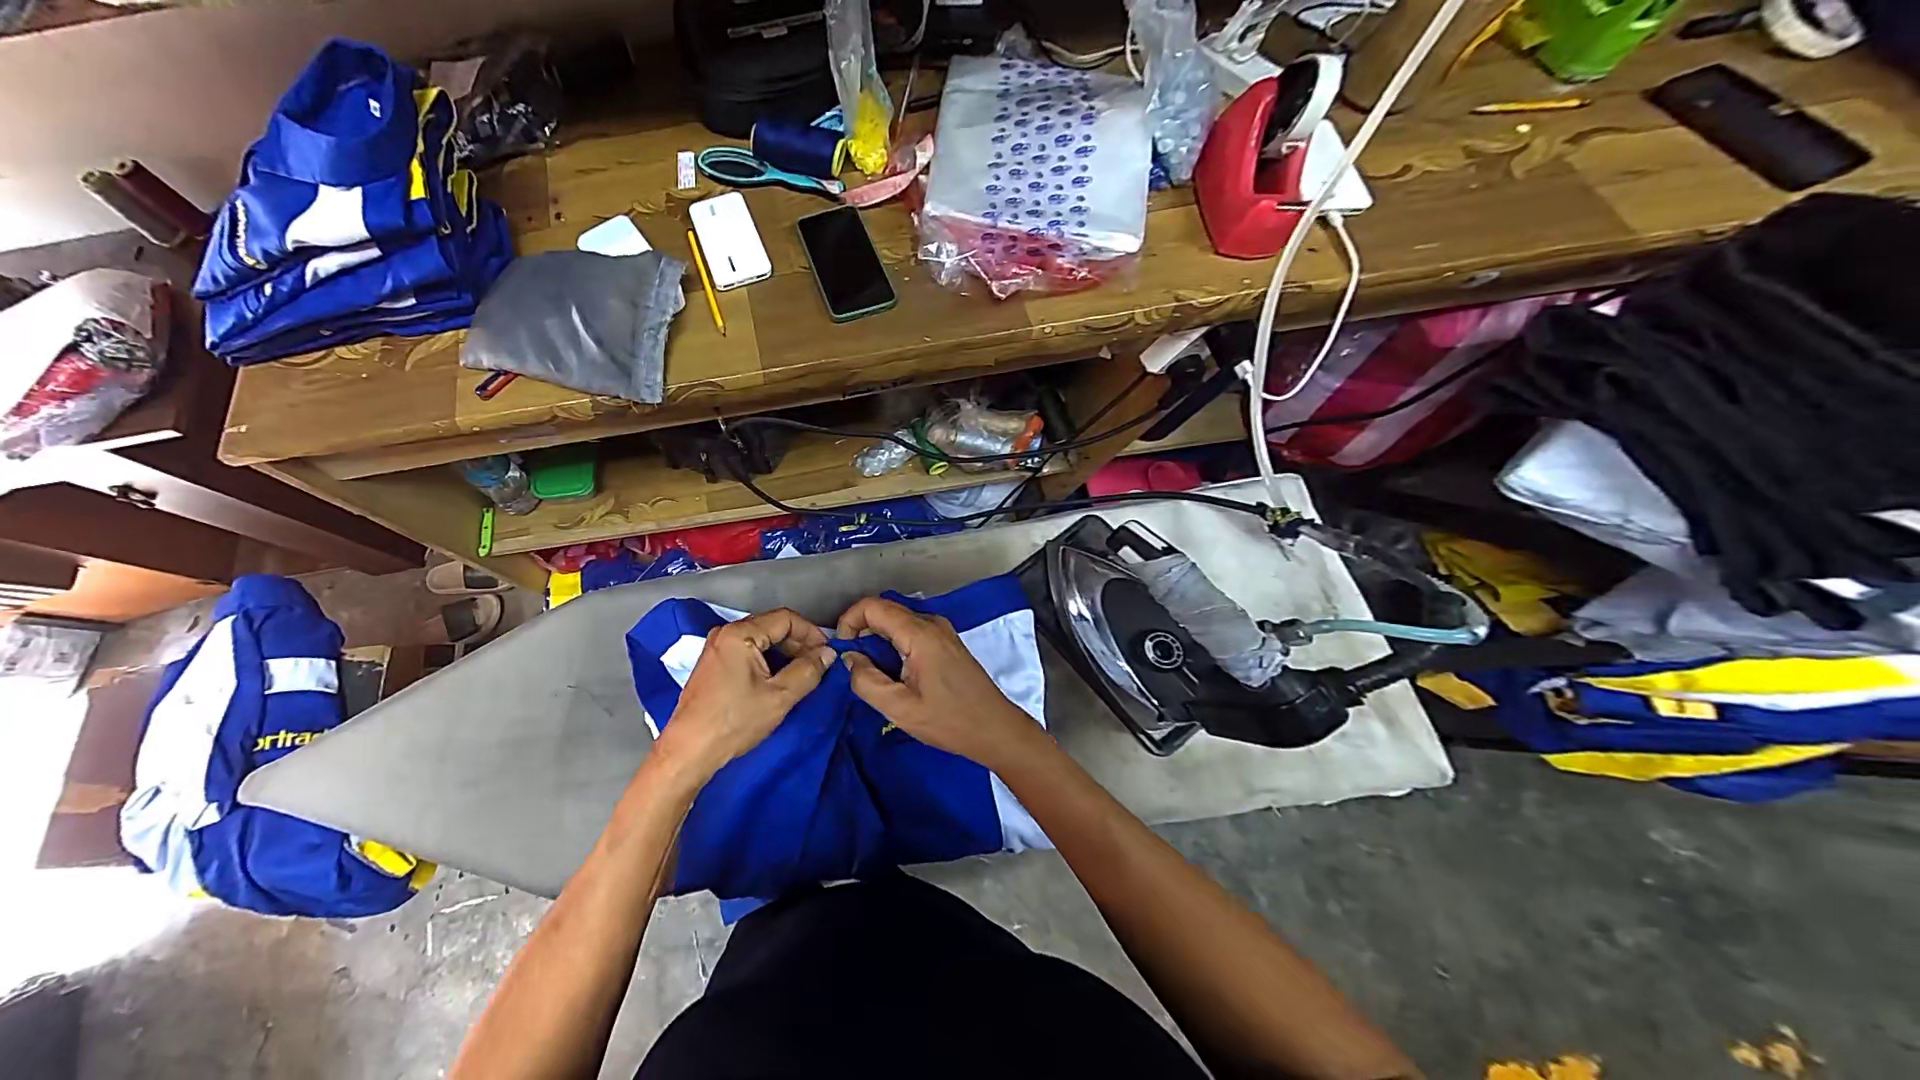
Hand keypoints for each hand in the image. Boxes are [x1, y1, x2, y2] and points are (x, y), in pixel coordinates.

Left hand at [653, 608, 837, 781]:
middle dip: (799, 642)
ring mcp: (716, 648)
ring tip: (803, 673)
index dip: (812, 633)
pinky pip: (747, 650)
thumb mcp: (780, 696)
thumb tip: (827, 654)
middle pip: (772, 626)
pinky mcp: (713, 664)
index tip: (827, 653)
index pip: (786, 618)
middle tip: (818, 664)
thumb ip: (808, 670)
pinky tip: (779, 678)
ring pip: (760, 639)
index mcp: (740, 634)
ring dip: (785, 652)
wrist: (689, 751)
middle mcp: (725, 633)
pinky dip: (767, 659)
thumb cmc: (735, 721)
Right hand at [836, 596, 1049, 772]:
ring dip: (877, 639)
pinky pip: (912, 631)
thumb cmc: (950, 721)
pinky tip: (893, 672)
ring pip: (898, 621)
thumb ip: (866, 681)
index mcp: (920, 634)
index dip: (849, 622)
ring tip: (871, 671)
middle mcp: (932, 623)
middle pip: (885, 610)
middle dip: (861, 630)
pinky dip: (894, 644)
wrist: (995, 729)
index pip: (872, 606)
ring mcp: (942, 631)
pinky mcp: (947, 642)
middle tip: (852, 664)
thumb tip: (849, 659)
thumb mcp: (900, 708)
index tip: (842, 650)